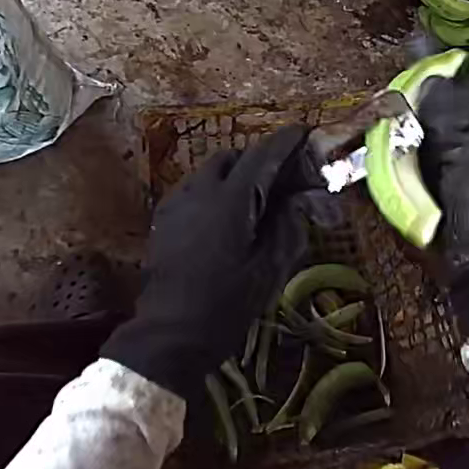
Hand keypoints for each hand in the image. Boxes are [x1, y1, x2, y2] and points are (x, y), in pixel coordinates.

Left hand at [102, 125, 317, 398]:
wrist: (170, 336)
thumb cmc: (226, 305)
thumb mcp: (269, 268)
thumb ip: (288, 224)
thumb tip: (303, 197)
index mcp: (230, 202)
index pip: (262, 156)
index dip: (285, 142)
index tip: (304, 132)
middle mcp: (200, 192)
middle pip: (234, 157)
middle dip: (260, 159)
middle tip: (283, 177)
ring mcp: (176, 204)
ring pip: (210, 171)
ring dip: (236, 173)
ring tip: (256, 196)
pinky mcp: (164, 220)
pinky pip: (194, 189)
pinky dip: (216, 189)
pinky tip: (227, 215)